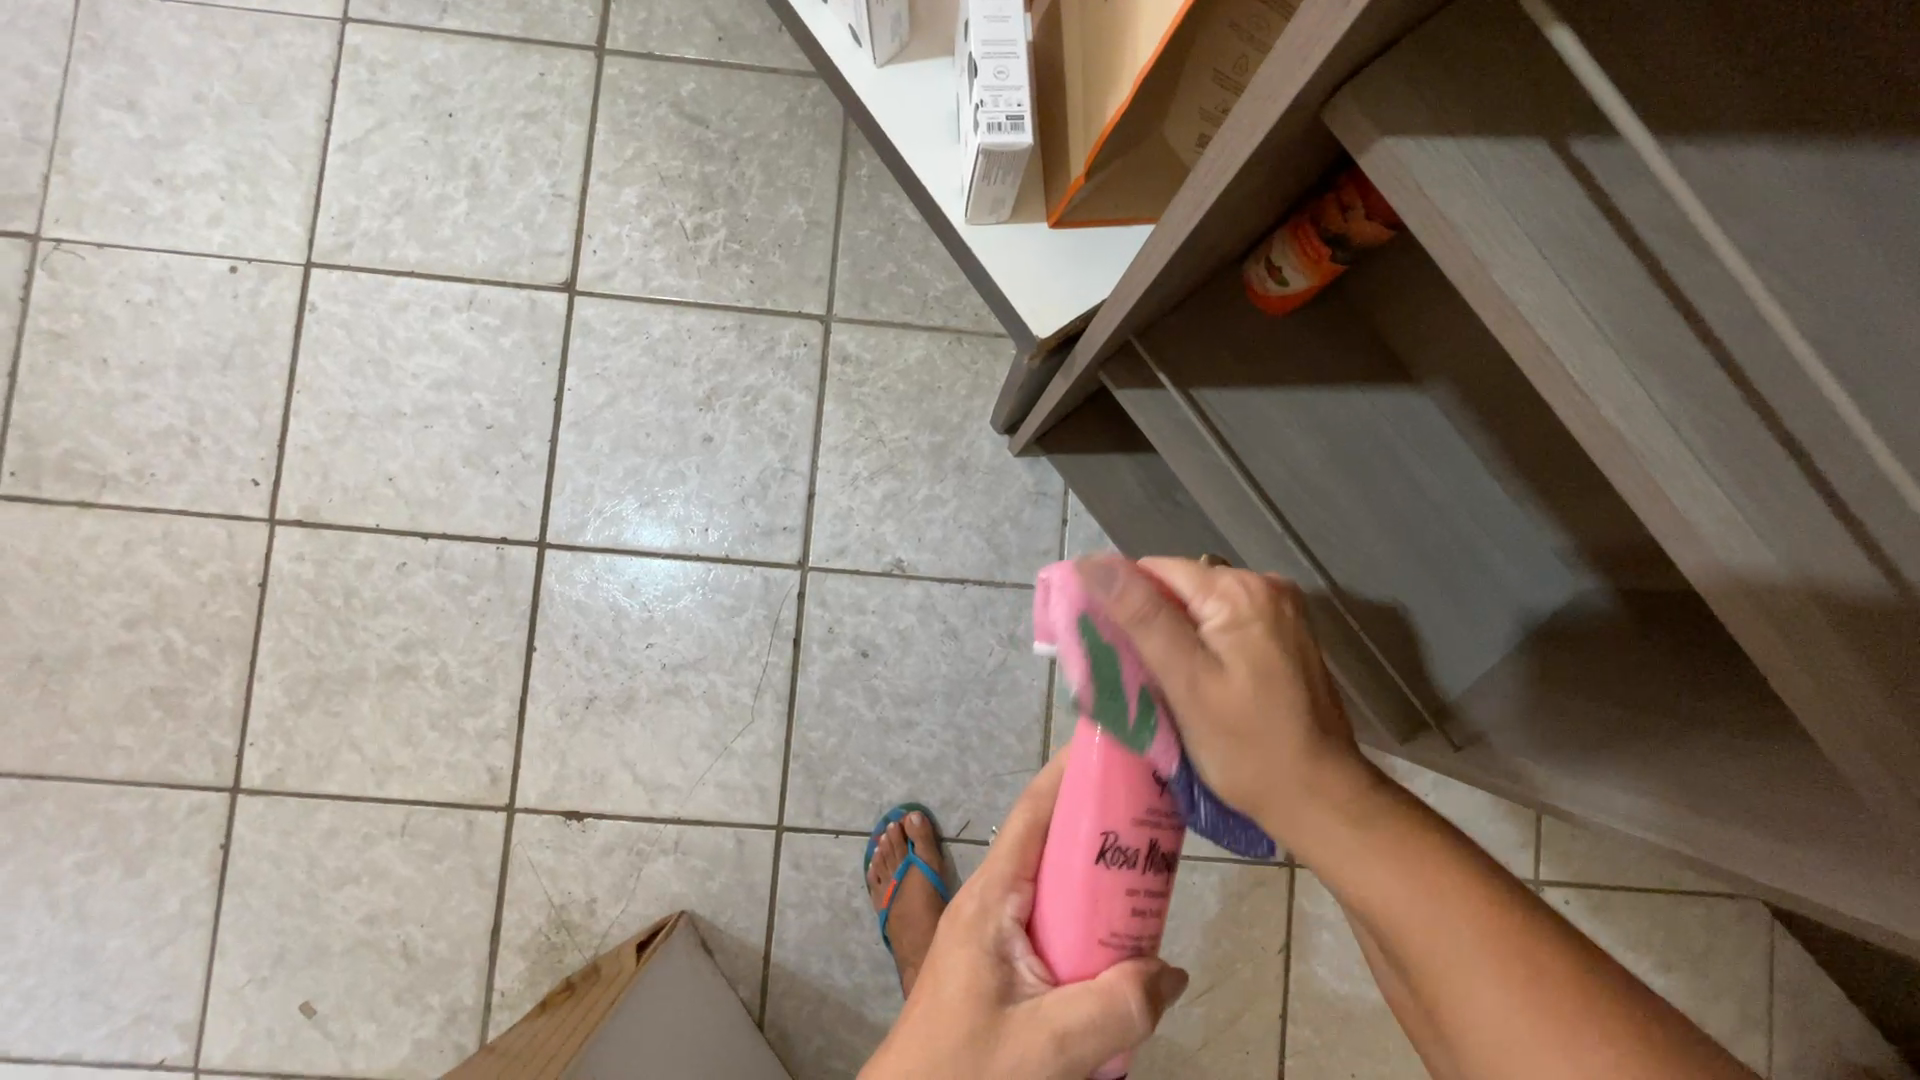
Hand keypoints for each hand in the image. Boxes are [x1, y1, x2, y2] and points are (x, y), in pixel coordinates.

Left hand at [860, 755, 1188, 1079]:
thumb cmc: (965, 1066)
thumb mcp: (1048, 1043)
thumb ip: (1116, 1007)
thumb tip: (1170, 971)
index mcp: (991, 898)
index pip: (1033, 814)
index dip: (1071, 775)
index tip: (1115, 749)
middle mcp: (990, 899)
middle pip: (1051, 843)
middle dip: (1100, 825)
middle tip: (1156, 816)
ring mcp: (994, 929)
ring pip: (1054, 885)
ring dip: (1098, 879)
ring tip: (1150, 876)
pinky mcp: (1000, 959)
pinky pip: (1052, 922)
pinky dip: (1088, 922)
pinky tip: (1119, 945)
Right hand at [1075, 555, 1379, 848]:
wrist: (1321, 797)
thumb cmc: (1247, 747)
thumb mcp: (1186, 682)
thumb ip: (1141, 617)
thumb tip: (1093, 563)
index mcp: (1237, 590)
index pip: (1153, 570)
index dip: (1123, 604)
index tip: (1109, 649)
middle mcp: (1264, 585)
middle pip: (1179, 586)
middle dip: (1149, 622)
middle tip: (1135, 676)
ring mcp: (1280, 610)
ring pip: (1199, 608)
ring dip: (1174, 637)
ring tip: (1163, 685)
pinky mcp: (1285, 635)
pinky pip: (1224, 626)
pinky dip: (1202, 647)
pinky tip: (1197, 684)